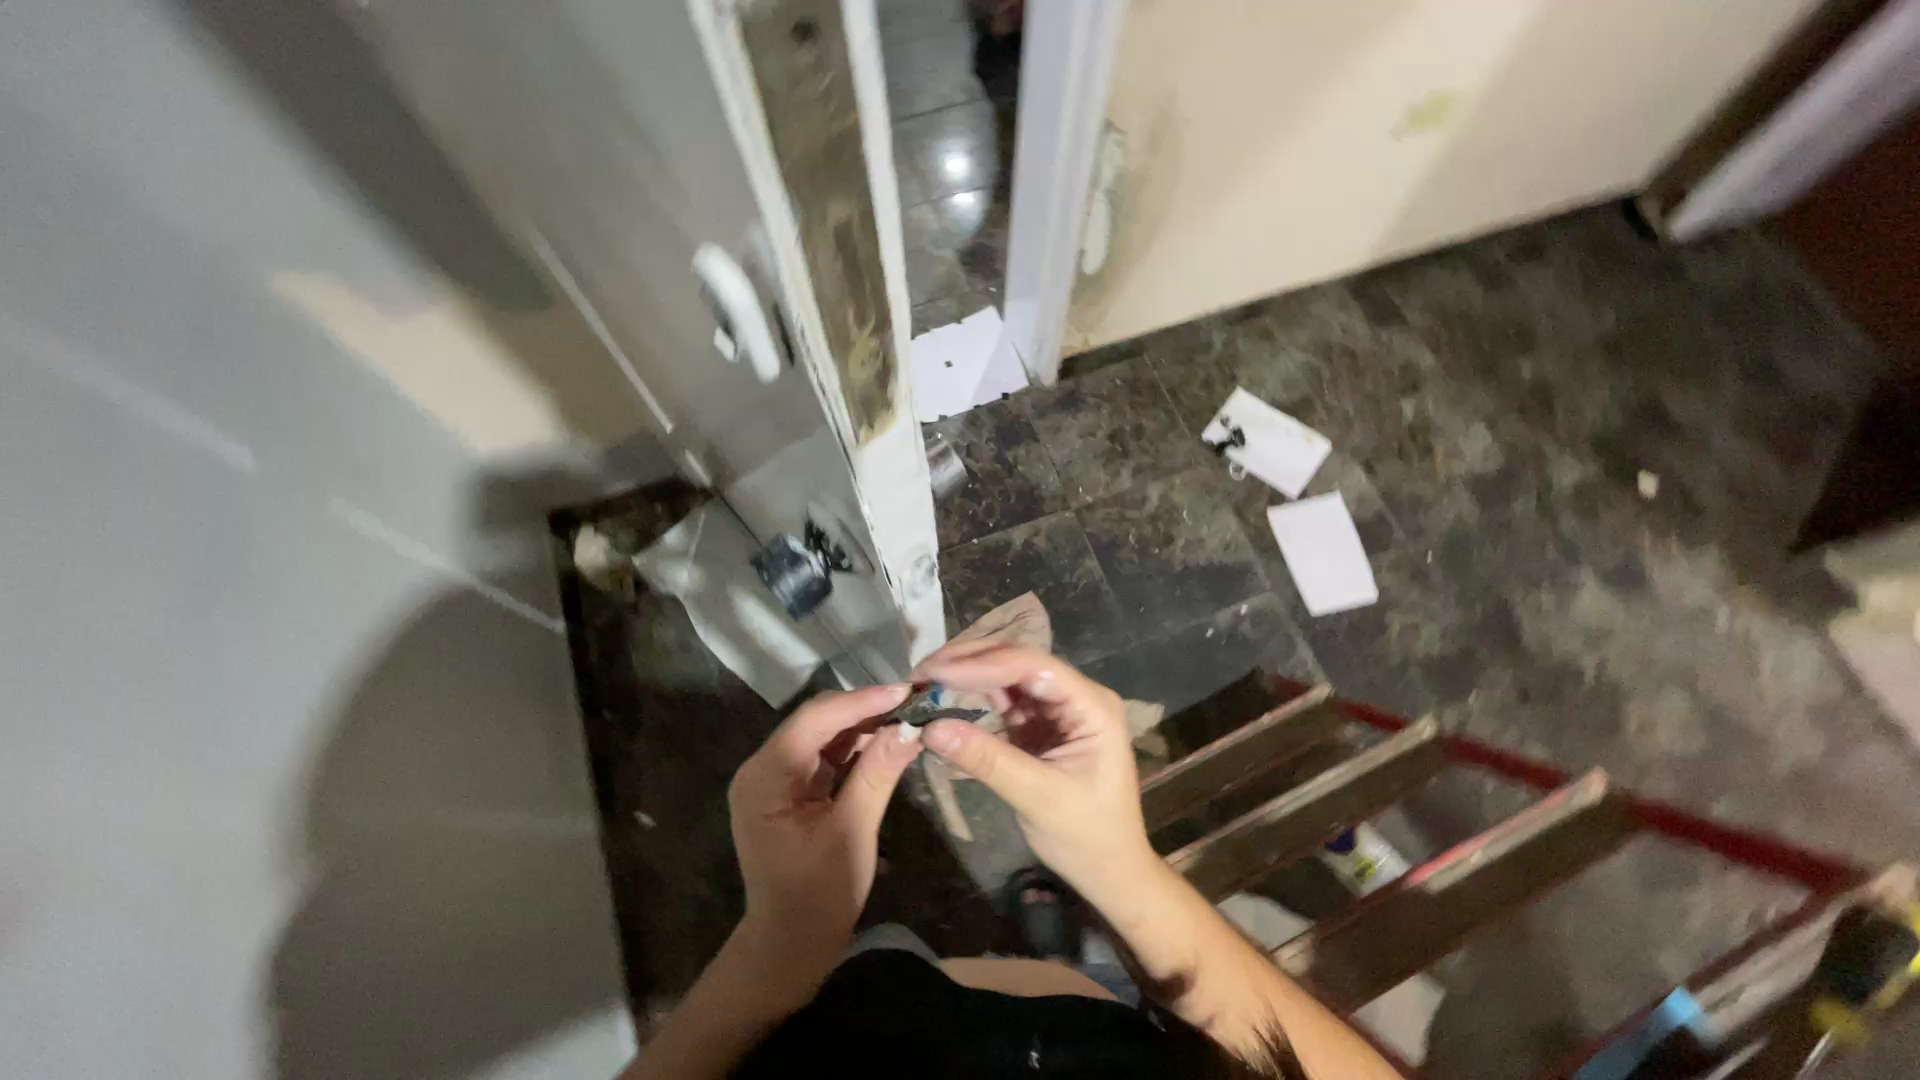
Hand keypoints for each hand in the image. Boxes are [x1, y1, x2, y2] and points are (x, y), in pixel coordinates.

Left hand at [728, 683, 919, 949]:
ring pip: (824, 734)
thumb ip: (877, 774)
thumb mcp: (852, 833)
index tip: (905, 691)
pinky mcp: (792, 789)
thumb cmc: (818, 896)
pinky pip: (826, 755)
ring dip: (864, 725)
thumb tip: (911, 727)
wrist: (791, 945)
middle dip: (865, 709)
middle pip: (817, 721)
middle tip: (914, 701)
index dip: (861, 702)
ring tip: (909, 715)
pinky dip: (856, 746)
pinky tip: (888, 739)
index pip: (814, 720)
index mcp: (765, 777)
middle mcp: (763, 768)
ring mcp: (776, 778)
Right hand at [911, 643, 1157, 902]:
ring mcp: (1057, 709)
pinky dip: (972, 698)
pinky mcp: (1039, 725)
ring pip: (1007, 676)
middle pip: (1017, 661)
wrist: (1109, 870)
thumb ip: (987, 759)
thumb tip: (931, 728)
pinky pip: (1003, 700)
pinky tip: (943, 699)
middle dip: (968, 662)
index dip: (981, 665)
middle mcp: (1075, 695)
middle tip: (920, 672)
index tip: (934, 674)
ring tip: (924, 682)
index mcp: (1090, 704)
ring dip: (966, 676)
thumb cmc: (1086, 836)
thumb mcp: (1037, 797)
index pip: (1031, 666)